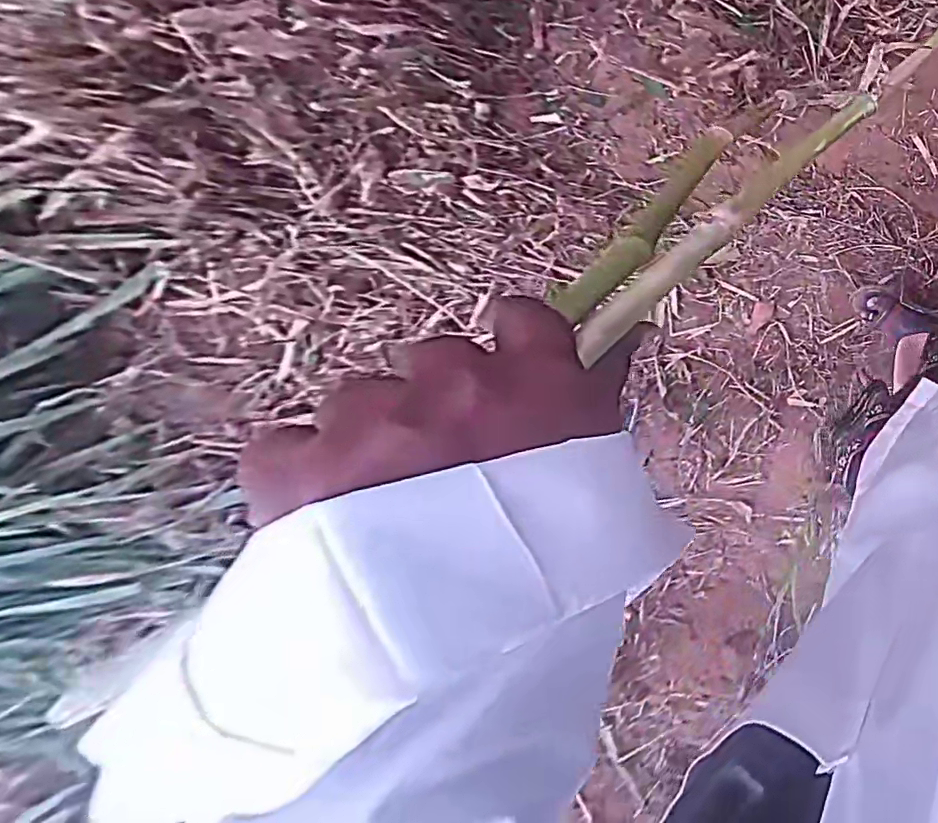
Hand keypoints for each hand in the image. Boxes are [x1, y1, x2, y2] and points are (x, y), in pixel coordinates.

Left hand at [238, 297, 647, 526]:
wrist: (480, 642)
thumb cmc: (566, 546)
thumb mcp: (602, 457)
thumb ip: (600, 389)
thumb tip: (629, 336)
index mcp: (538, 380)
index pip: (521, 314)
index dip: (512, 334)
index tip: (508, 364)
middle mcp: (458, 383)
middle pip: (436, 354)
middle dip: (441, 392)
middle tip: (451, 446)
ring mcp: (375, 420)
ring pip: (362, 396)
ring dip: (376, 430)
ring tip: (388, 492)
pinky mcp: (298, 465)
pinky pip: (288, 441)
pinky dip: (306, 465)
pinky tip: (331, 505)